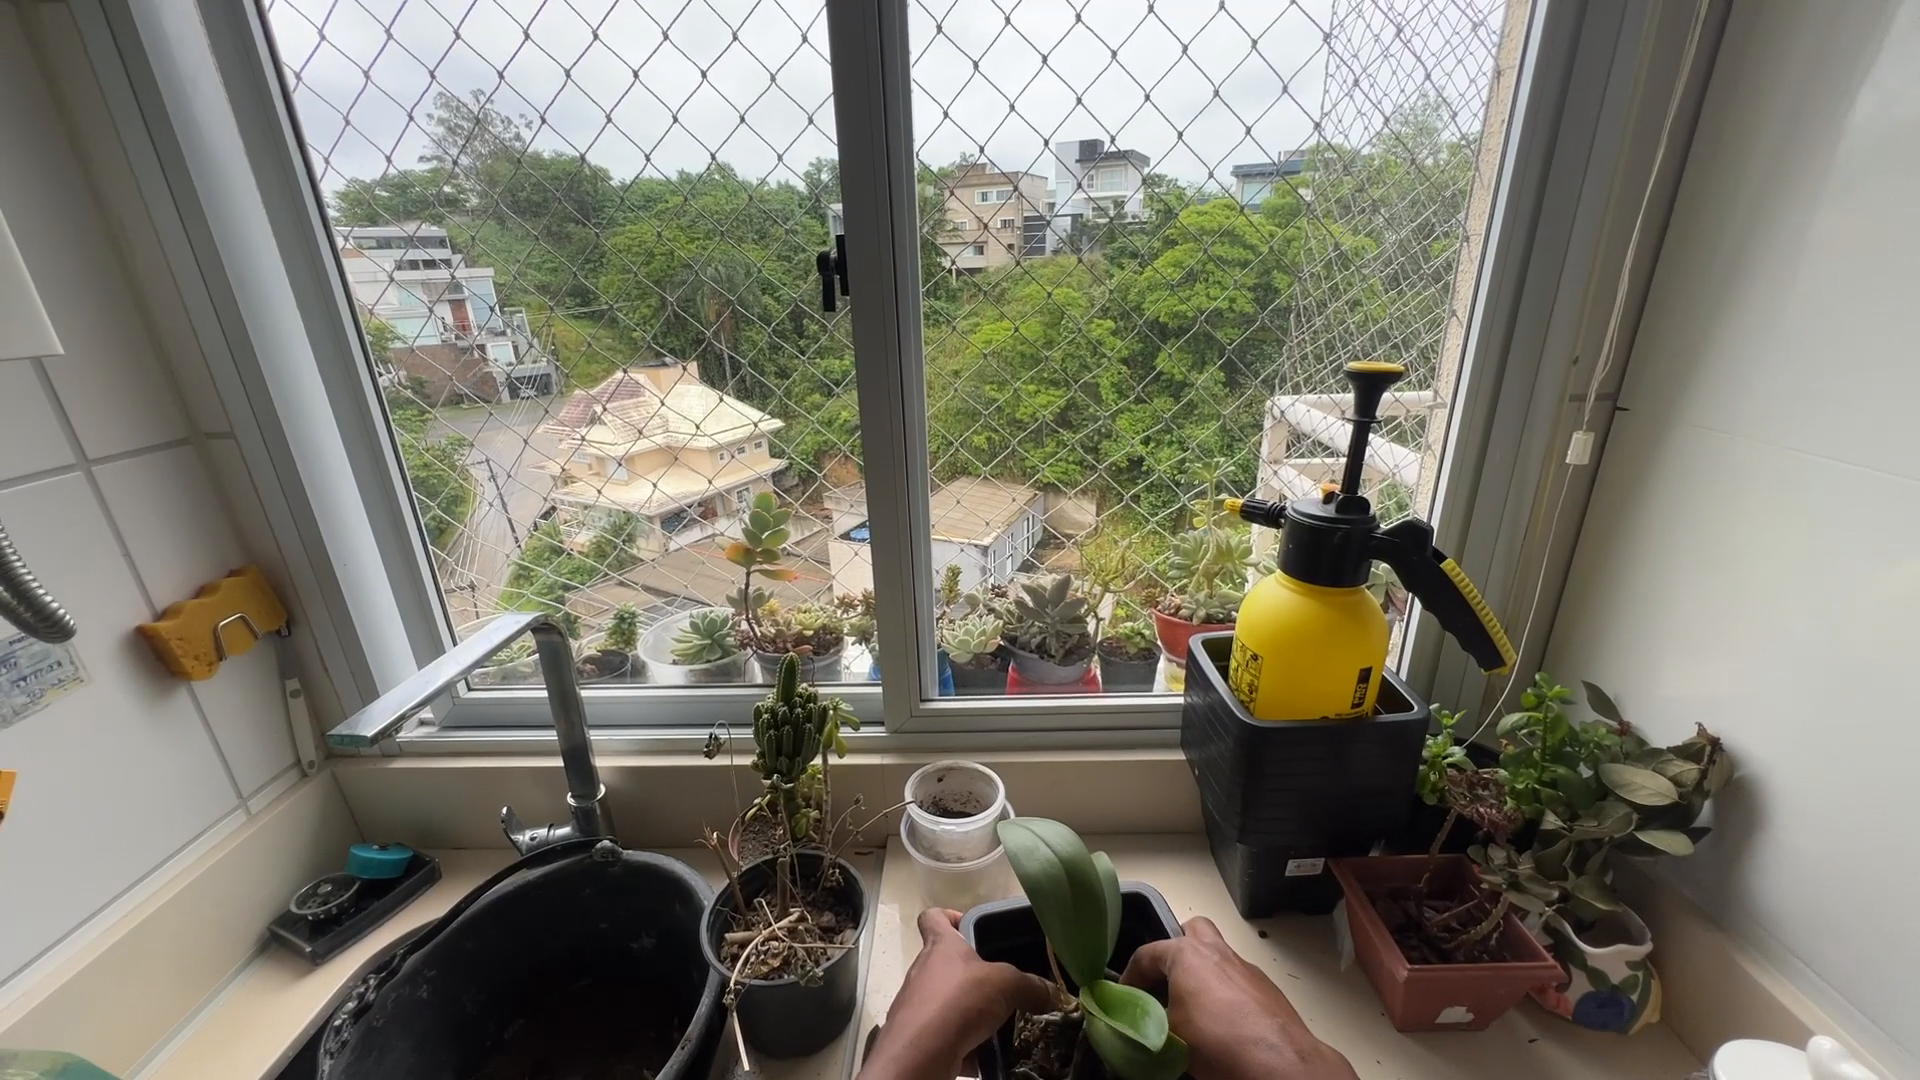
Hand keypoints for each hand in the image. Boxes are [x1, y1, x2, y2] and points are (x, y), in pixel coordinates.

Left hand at [859, 908, 1055, 1079]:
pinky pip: (944, 1034)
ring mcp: (917, 1004)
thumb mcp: (1006, 985)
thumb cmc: (958, 1001)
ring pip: (945, 1001)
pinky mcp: (917, 1037)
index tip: (967, 925)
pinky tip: (983, 1053)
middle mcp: (924, 970)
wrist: (919, 1055)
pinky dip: (962, 1043)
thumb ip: (1031, 986)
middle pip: (944, 962)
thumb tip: (1054, 993)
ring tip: (996, 1024)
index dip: (948, 916)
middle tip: (998, 986)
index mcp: (940, 945)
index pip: (933, 916)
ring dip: (968, 1011)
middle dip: (970, 974)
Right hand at [1121, 917, 1357, 1079]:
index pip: (1146, 954)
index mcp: (1186, 953)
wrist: (1281, 1065)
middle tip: (1169, 981)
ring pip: (1219, 958)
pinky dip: (1227, 997)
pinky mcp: (1269, 992)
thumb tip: (1140, 1028)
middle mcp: (1216, 951)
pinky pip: (1239, 984)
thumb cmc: (1215, 1041)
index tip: (1123, 997)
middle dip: (1178, 949)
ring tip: (1197, 1011)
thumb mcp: (1170, 1037)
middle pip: (1192, 931)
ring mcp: (1247, 969)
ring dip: (1205, 976)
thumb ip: (1150, 1025)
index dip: (1130, 976)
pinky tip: (1226, 1027)